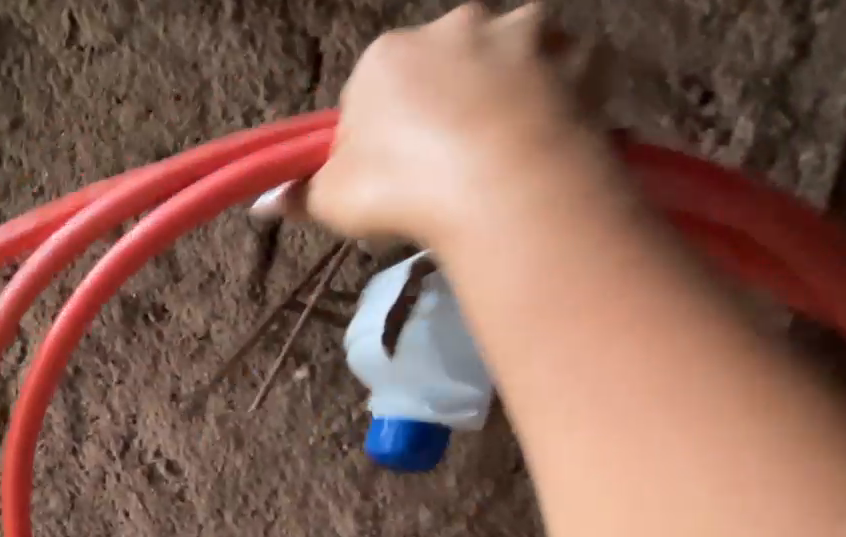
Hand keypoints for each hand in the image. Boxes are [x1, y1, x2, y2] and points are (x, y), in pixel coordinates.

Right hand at [256, 3, 616, 253]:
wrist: (505, 187)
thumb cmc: (399, 188)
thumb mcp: (329, 201)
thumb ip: (299, 194)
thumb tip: (262, 203)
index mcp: (386, 54)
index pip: (372, 86)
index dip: (375, 127)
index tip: (380, 166)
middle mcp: (456, 25)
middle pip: (442, 61)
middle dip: (441, 98)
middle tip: (437, 159)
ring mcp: (525, 34)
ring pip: (508, 56)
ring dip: (502, 88)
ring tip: (495, 147)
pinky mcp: (583, 53)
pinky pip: (566, 71)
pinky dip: (557, 96)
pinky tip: (543, 137)